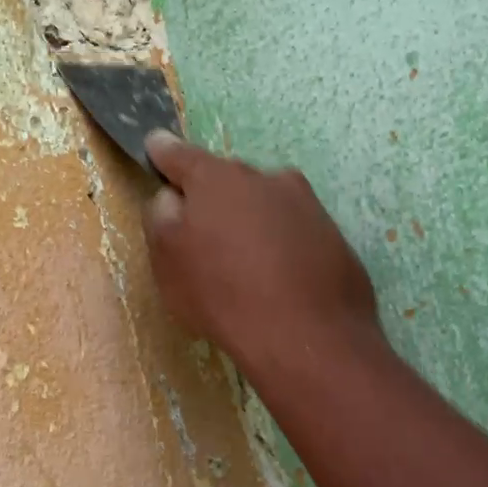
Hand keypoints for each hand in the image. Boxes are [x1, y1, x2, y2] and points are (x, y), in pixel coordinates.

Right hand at [143, 131, 380, 368]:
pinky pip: (292, 233)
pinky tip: (273, 282)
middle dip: (209, 199)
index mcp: (217, 178)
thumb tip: (171, 197)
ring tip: (240, 267)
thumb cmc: (221, 294)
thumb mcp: (167, 260)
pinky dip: (278, 247)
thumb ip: (160, 217)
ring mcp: (306, 205)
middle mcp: (265, 178)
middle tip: (197, 237)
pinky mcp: (333, 236)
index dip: (162, 153)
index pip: (178, 154)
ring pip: (263, 205)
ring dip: (247, 223)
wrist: (307, 337)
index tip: (154, 149)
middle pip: (225, 181)